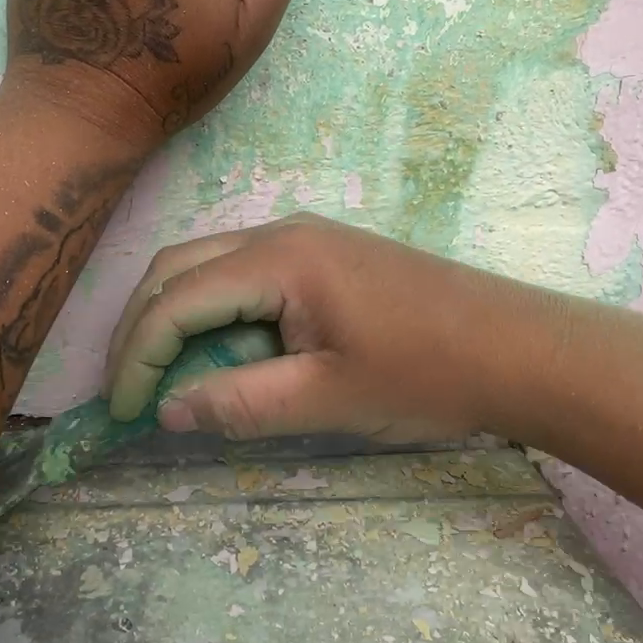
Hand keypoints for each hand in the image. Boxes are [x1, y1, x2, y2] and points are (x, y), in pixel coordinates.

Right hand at [101, 214, 572, 441]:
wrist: (518, 346)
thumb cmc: (426, 373)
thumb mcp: (327, 397)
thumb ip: (240, 402)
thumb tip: (167, 411)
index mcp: (277, 258)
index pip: (176, 298)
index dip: (139, 355)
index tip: (124, 412)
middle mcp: (279, 230)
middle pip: (179, 267)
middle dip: (142, 327)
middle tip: (129, 389)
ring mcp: (301, 235)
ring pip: (207, 264)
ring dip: (176, 315)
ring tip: (164, 374)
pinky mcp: (319, 251)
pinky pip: (242, 271)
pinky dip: (214, 309)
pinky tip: (220, 349)